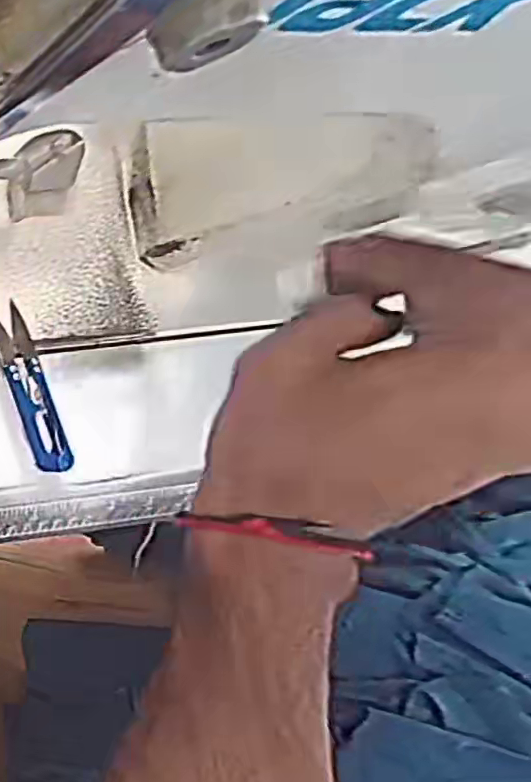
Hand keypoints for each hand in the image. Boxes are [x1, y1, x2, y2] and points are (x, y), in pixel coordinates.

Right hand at [195, 237, 530, 537]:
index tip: (351, 259)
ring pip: (507, 334)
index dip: (383, 261)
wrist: (282, 522)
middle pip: (500, 296)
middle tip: (371, 276)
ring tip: (393, 308)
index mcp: (486, 350)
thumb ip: (331, 314)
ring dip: (454, 313)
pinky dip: (466, 350)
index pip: (443, 274)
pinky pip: (503, 372)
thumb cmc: (277, 459)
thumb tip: (360, 307)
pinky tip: (420, 345)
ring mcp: (525, 416)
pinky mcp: (508, 440)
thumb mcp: (276, 362)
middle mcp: (529, 382)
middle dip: (430, 280)